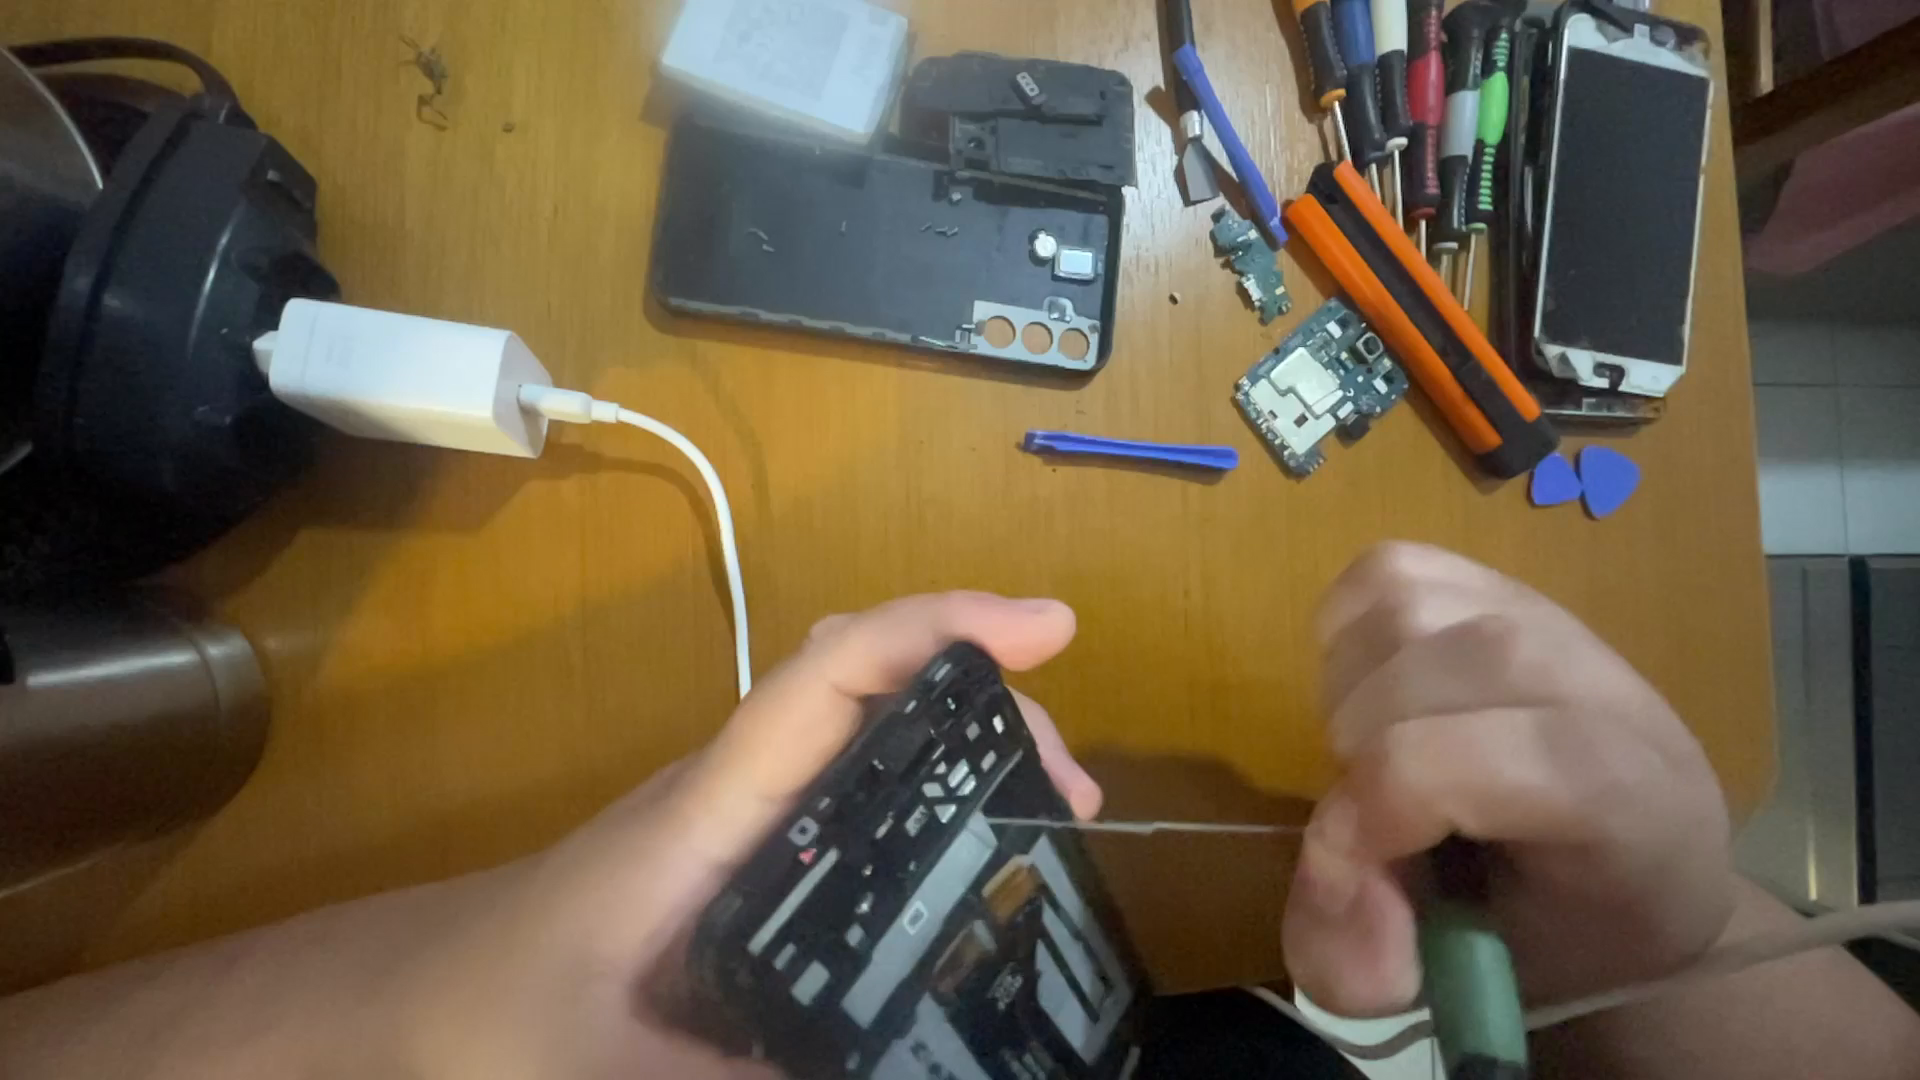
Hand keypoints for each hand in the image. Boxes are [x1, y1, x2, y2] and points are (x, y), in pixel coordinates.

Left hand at [396, 592, 1099, 1078]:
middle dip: (986, 690)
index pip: (837, 670)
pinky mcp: (768, 834)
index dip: (940, 626)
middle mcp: (756, 775)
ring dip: (974, 732)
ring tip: (1051, 809)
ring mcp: (764, 799)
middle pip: (880, 672)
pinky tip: (975, 843)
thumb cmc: (500, 1005)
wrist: (432, 989)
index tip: (1044, 626)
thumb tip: (888, 1075)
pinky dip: (939, 776)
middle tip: (1070, 785)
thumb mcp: (604, 1070)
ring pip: (880, 713)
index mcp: (725, 796)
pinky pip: (868, 770)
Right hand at [1282, 543, 1734, 1015]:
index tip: (1347, 870)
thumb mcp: (1472, 969)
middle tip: (1371, 806)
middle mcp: (1596, 681)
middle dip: (1355, 744)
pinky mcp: (1489, 580)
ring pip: (1396, 604)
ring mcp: (1543, 614)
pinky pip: (1384, 570)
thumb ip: (1370, 954)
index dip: (1376, 809)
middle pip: (1421, 665)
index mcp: (1626, 796)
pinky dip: (1346, 626)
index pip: (1467, 760)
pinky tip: (1372, 678)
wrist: (1628, 846)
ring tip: (1370, 740)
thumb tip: (1324, 909)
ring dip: (1345, 683)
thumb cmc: (1555, 916)